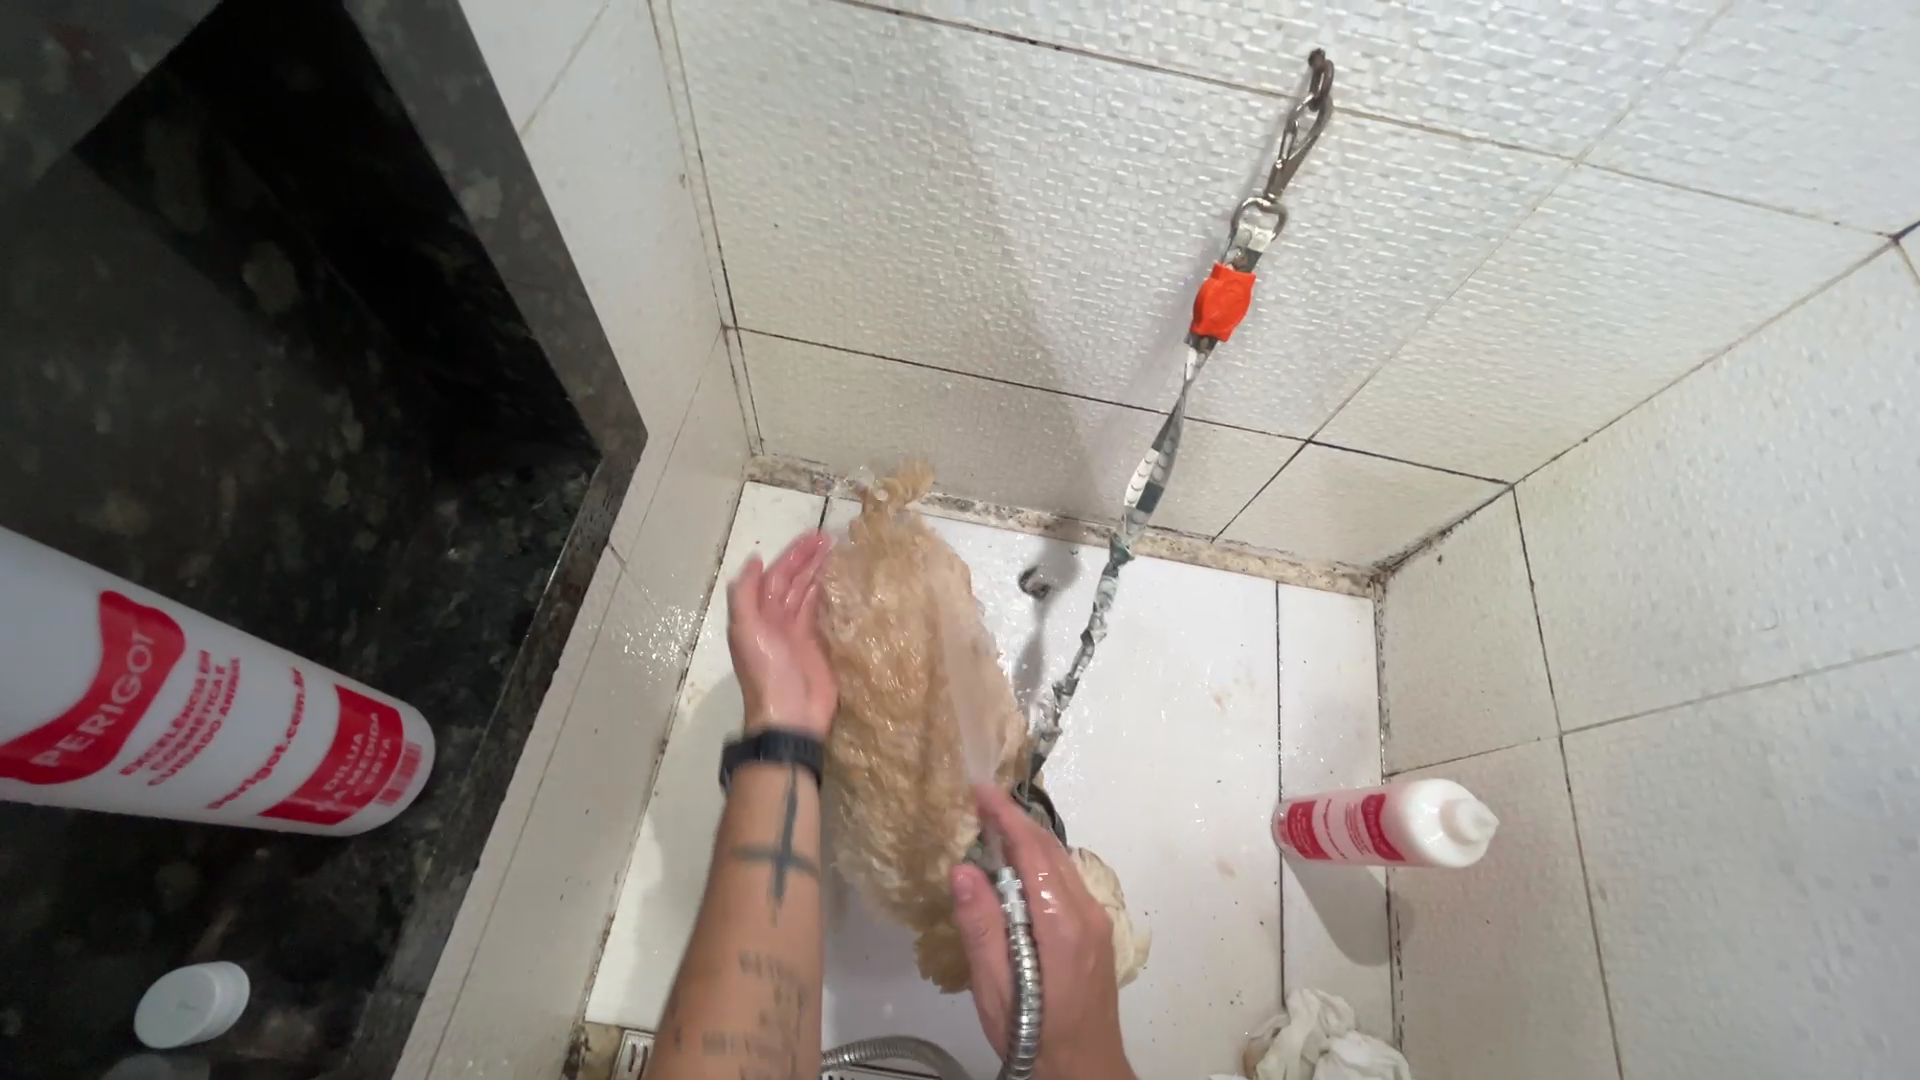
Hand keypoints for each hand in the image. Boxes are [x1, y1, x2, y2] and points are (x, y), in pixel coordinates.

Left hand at [726, 531, 836, 737]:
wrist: (790, 716)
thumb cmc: (767, 672)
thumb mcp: (746, 631)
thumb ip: (746, 595)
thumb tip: (755, 560)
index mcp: (758, 614)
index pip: (777, 575)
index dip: (793, 554)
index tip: (814, 536)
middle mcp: (776, 619)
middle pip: (793, 581)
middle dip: (808, 558)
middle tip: (830, 537)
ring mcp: (797, 632)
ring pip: (807, 593)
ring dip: (818, 572)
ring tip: (836, 552)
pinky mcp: (817, 645)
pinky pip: (820, 613)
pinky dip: (826, 595)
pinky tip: (837, 582)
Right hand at [951, 784, 1137, 1079]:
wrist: (1084, 1073)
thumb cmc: (1032, 1035)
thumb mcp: (994, 988)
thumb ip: (980, 926)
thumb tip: (963, 868)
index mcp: (1062, 922)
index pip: (1032, 851)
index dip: (1005, 816)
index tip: (980, 789)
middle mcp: (1087, 911)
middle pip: (1049, 849)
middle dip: (1014, 820)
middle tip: (979, 802)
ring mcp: (1096, 920)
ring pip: (1059, 862)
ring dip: (1027, 839)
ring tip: (991, 827)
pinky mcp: (1096, 931)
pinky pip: (1065, 880)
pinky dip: (1038, 861)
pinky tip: (1016, 869)